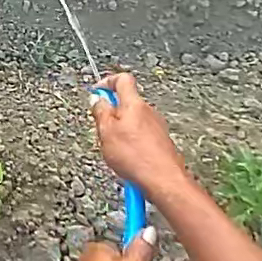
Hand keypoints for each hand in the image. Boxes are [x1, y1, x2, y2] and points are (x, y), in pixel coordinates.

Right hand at [91, 73, 190, 201]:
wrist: (164, 181)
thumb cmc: (137, 157)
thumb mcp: (106, 132)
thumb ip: (100, 111)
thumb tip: (97, 98)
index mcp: (134, 103)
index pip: (122, 79)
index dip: (106, 83)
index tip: (96, 93)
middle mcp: (148, 111)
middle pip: (126, 102)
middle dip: (111, 114)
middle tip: (103, 130)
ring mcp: (156, 127)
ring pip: (132, 121)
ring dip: (121, 131)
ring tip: (115, 150)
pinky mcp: (161, 143)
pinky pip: (141, 137)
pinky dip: (131, 144)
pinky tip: (128, 160)